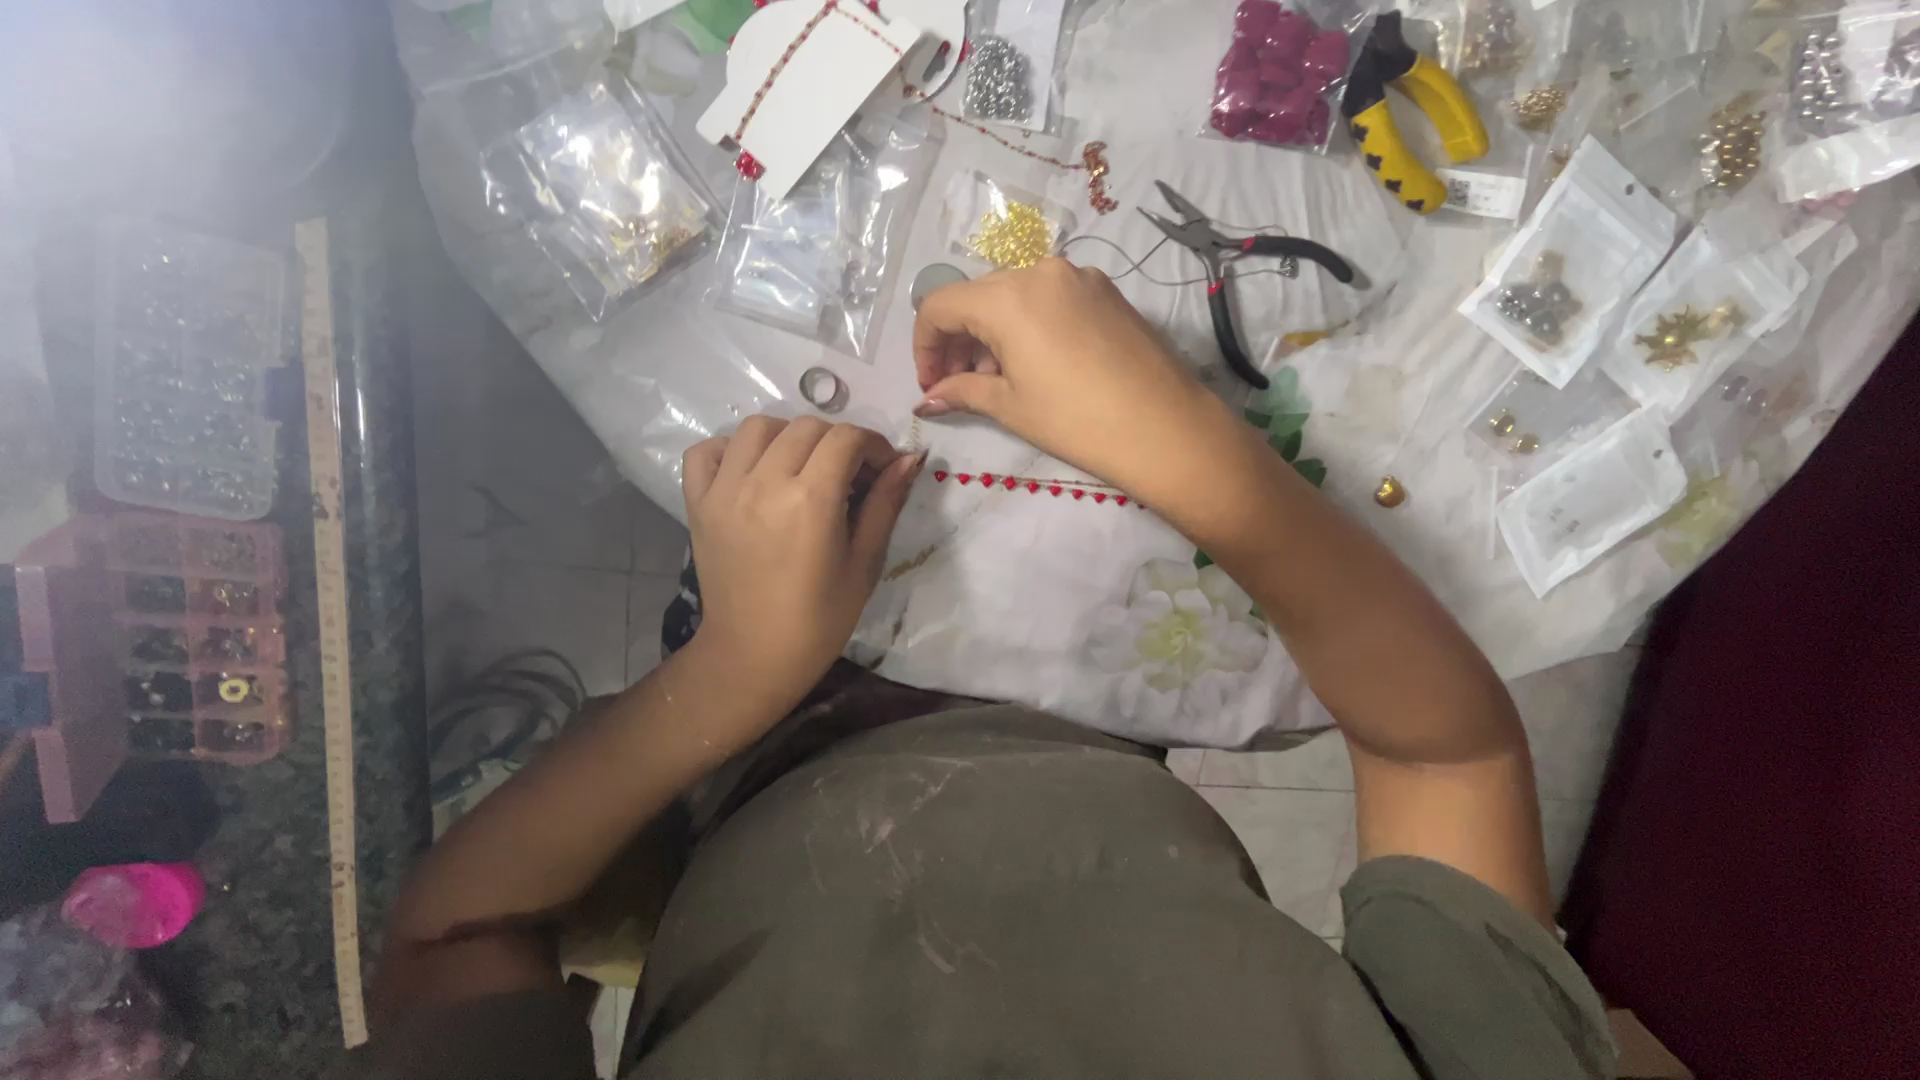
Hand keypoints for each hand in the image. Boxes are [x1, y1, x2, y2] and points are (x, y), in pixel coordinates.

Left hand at [681, 415, 922, 709]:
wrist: (754, 655)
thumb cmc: (820, 618)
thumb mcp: (865, 563)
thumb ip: (886, 504)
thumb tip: (910, 459)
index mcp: (810, 500)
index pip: (846, 438)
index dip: (874, 446)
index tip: (883, 469)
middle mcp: (764, 483)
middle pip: (806, 426)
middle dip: (837, 441)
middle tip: (849, 475)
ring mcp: (724, 490)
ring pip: (758, 427)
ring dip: (788, 436)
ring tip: (802, 467)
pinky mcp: (697, 502)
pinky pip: (707, 450)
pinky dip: (731, 449)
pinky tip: (753, 471)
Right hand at [912, 257, 1247, 505]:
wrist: (1165, 428)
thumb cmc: (1077, 421)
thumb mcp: (1010, 406)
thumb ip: (962, 392)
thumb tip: (928, 400)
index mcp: (1008, 296)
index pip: (940, 305)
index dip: (924, 347)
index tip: (932, 385)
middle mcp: (1040, 271)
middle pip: (977, 295)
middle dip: (958, 339)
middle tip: (960, 385)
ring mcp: (1079, 277)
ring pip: (1014, 294)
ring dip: (993, 331)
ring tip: (1000, 379)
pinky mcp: (1106, 291)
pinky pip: (1049, 297)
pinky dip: (1028, 323)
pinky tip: (1038, 363)